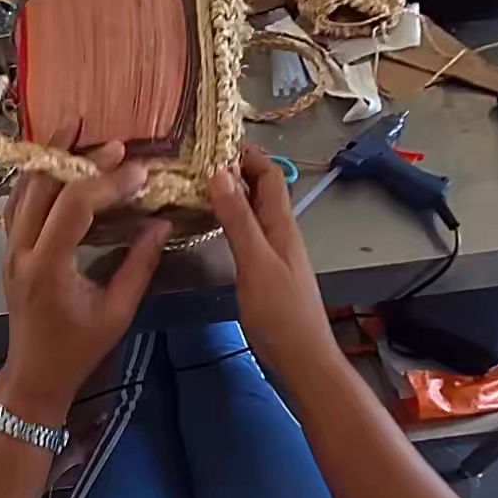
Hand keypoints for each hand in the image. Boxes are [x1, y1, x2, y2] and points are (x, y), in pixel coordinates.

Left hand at [0, 135, 167, 422]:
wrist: (34, 373)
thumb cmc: (79, 348)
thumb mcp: (117, 310)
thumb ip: (140, 264)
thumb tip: (162, 222)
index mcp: (48, 267)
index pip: (75, 206)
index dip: (109, 182)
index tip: (140, 171)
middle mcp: (21, 249)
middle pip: (43, 185)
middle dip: (79, 157)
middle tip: (113, 142)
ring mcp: (9, 247)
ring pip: (24, 187)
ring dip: (50, 156)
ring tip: (76, 128)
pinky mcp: (9, 247)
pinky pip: (19, 201)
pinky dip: (38, 176)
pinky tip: (56, 161)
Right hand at [209, 145, 339, 375]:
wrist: (301, 357)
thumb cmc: (280, 312)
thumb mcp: (255, 262)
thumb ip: (238, 220)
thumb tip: (220, 173)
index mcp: (281, 224)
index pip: (269, 175)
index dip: (247, 154)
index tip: (214, 140)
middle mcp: (280, 231)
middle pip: (261, 189)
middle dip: (235, 169)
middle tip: (197, 160)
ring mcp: (274, 251)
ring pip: (253, 210)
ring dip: (231, 194)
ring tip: (197, 185)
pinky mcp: (265, 269)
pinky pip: (248, 231)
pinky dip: (230, 219)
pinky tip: (211, 224)